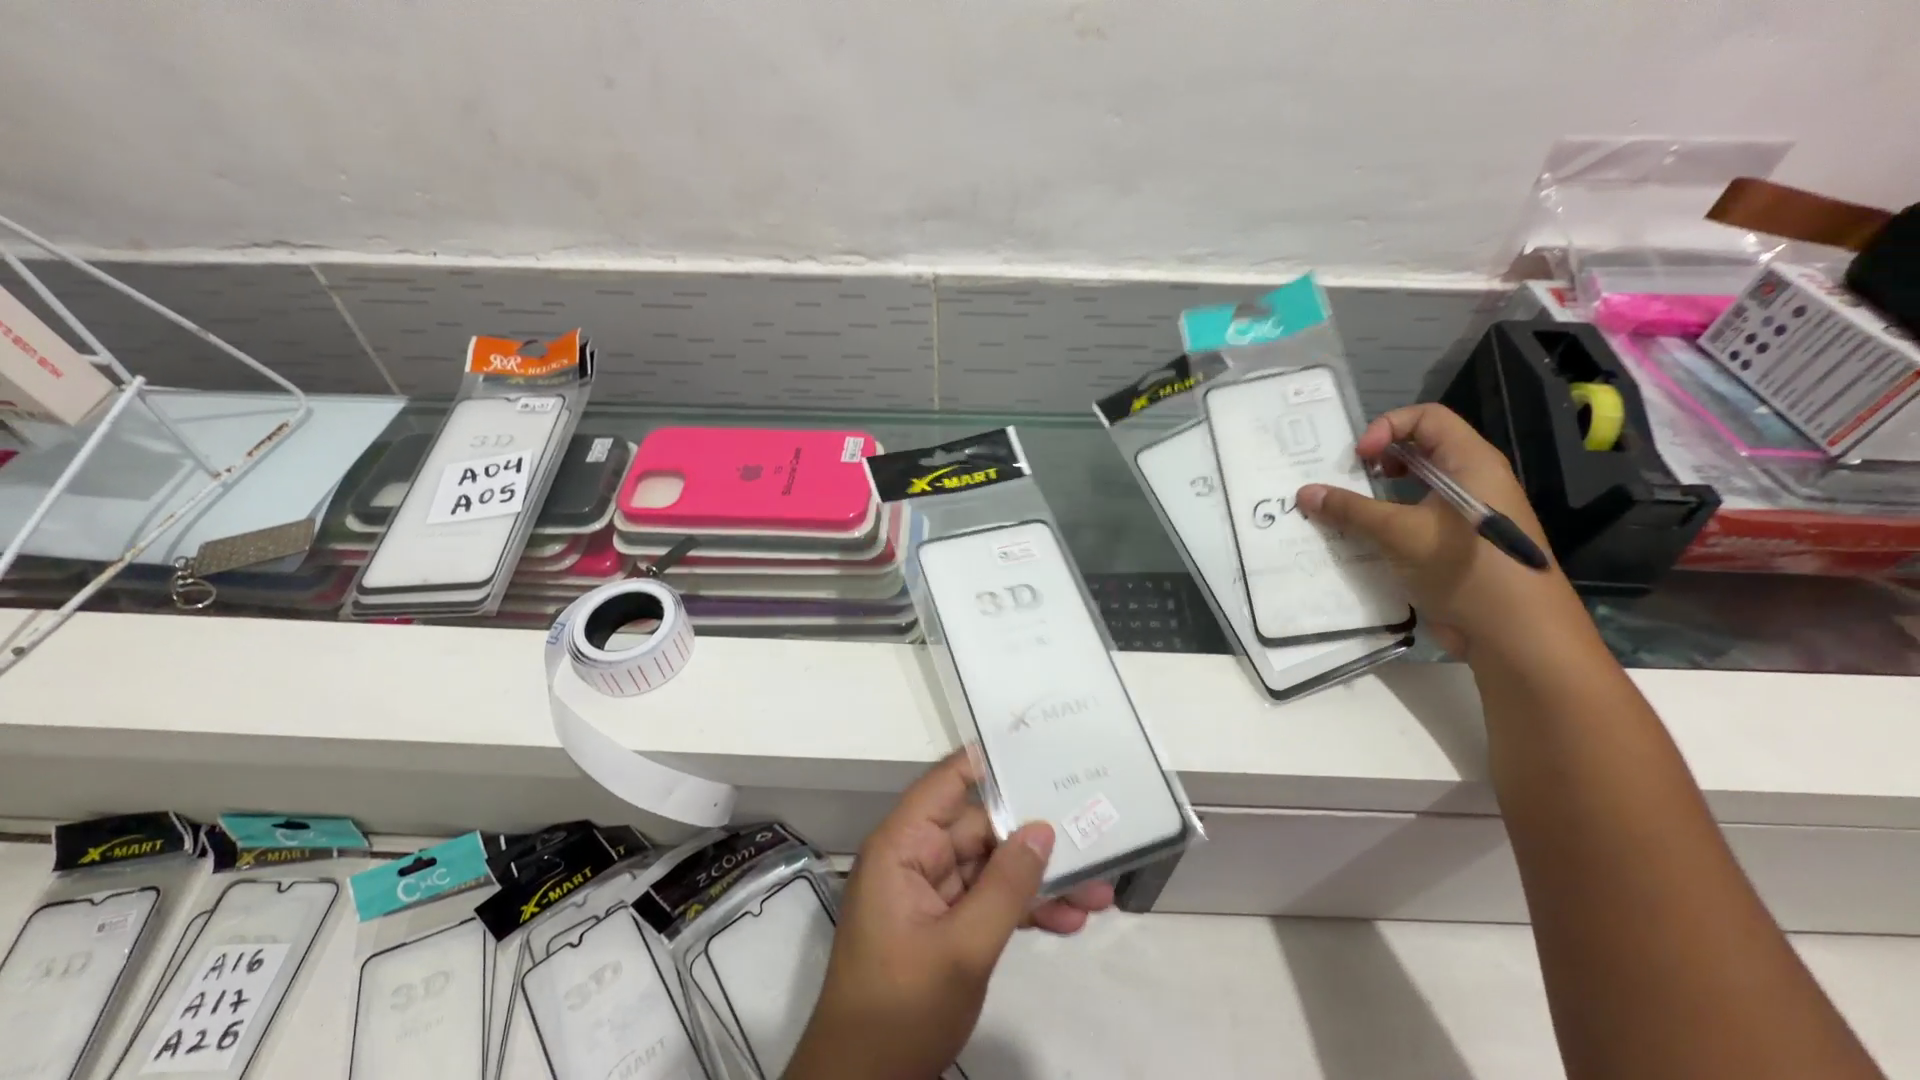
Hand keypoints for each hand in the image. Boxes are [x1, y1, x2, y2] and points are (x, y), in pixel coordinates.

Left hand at [784, 752, 1114, 1079]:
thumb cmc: (902, 1007)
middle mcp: (914, 860)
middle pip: (980, 829)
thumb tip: (1042, 828)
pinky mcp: (943, 926)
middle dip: (1036, 838)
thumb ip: (1006, 886)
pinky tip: (1071, 921)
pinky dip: (1024, 910)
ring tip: (1099, 892)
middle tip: (1095, 834)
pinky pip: (988, 902)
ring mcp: (929, 895)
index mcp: (902, 848)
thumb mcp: (962, 948)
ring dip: (1039, 881)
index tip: (1040, 746)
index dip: (990, 763)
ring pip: (991, 868)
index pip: (946, 784)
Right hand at [1296, 403, 1588, 657]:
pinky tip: (1364, 545)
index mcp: (1471, 463)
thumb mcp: (1401, 535)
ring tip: (1349, 514)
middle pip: (1421, 452)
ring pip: (1416, 491)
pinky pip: (1417, 523)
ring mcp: (1466, 517)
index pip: (1428, 418)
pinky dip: (1388, 527)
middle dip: (1379, 462)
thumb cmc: (1466, 569)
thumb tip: (1304, 493)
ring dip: (1378, 498)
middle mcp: (1473, 482)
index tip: (1360, 458)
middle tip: (1349, 481)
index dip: (1389, 427)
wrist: (1516, 635)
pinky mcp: (1457, 548)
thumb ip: (1351, 511)